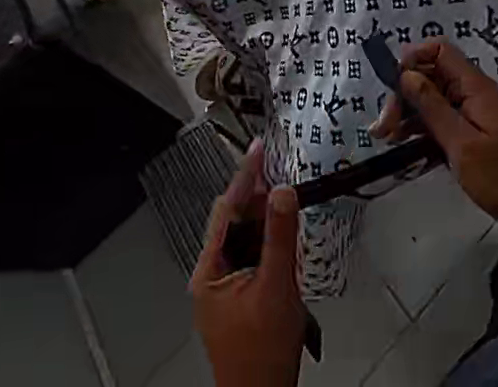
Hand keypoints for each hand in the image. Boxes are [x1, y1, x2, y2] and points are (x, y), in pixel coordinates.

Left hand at [192, 140, 307, 386]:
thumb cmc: (263, 349)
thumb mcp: (276, 287)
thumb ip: (280, 238)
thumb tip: (283, 191)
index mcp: (210, 269)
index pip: (227, 209)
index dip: (244, 176)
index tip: (259, 148)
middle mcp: (213, 273)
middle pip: (234, 221)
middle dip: (257, 194)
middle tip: (281, 170)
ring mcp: (226, 285)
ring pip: (244, 237)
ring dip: (265, 217)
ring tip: (287, 196)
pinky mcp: (241, 295)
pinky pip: (252, 254)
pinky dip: (268, 239)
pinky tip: (286, 233)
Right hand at [372, 41, 497, 230]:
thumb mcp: (461, 143)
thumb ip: (432, 107)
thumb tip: (406, 74)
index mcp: (475, 87)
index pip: (440, 51)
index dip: (413, 59)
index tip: (391, 84)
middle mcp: (473, 93)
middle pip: (431, 76)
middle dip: (404, 94)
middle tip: (383, 126)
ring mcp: (473, 113)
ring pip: (433, 99)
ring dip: (409, 114)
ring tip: (386, 137)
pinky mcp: (472, 134)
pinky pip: (441, 120)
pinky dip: (421, 129)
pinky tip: (404, 146)